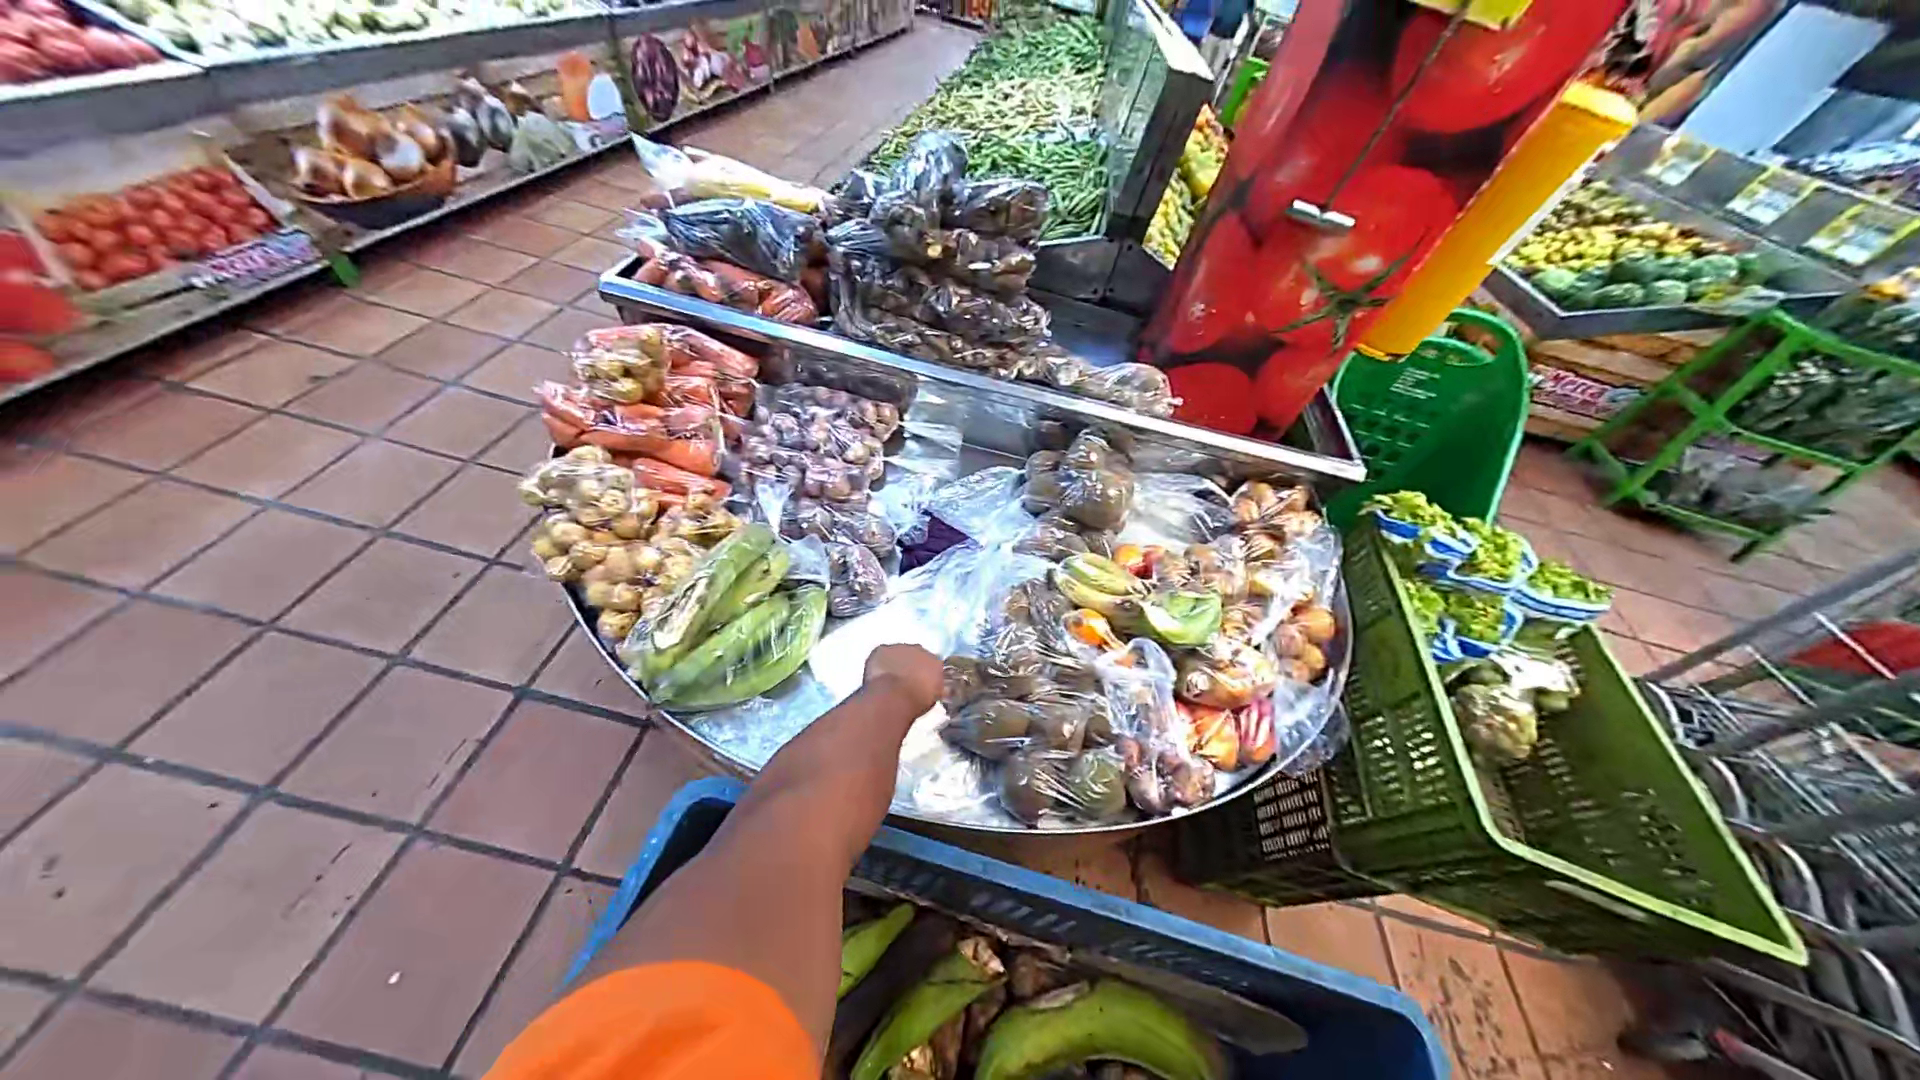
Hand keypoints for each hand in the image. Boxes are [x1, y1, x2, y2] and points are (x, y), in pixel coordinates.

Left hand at [862, 644, 943, 715]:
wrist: (895, 697)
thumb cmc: (916, 702)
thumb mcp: (933, 698)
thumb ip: (933, 687)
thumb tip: (931, 687)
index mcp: (935, 662)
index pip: (932, 663)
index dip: (925, 673)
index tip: (920, 682)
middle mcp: (920, 650)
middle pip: (915, 654)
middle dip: (911, 665)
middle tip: (905, 680)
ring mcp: (900, 648)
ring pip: (898, 653)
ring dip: (895, 662)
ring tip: (890, 678)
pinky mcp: (882, 650)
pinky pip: (881, 654)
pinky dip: (879, 662)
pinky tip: (878, 674)